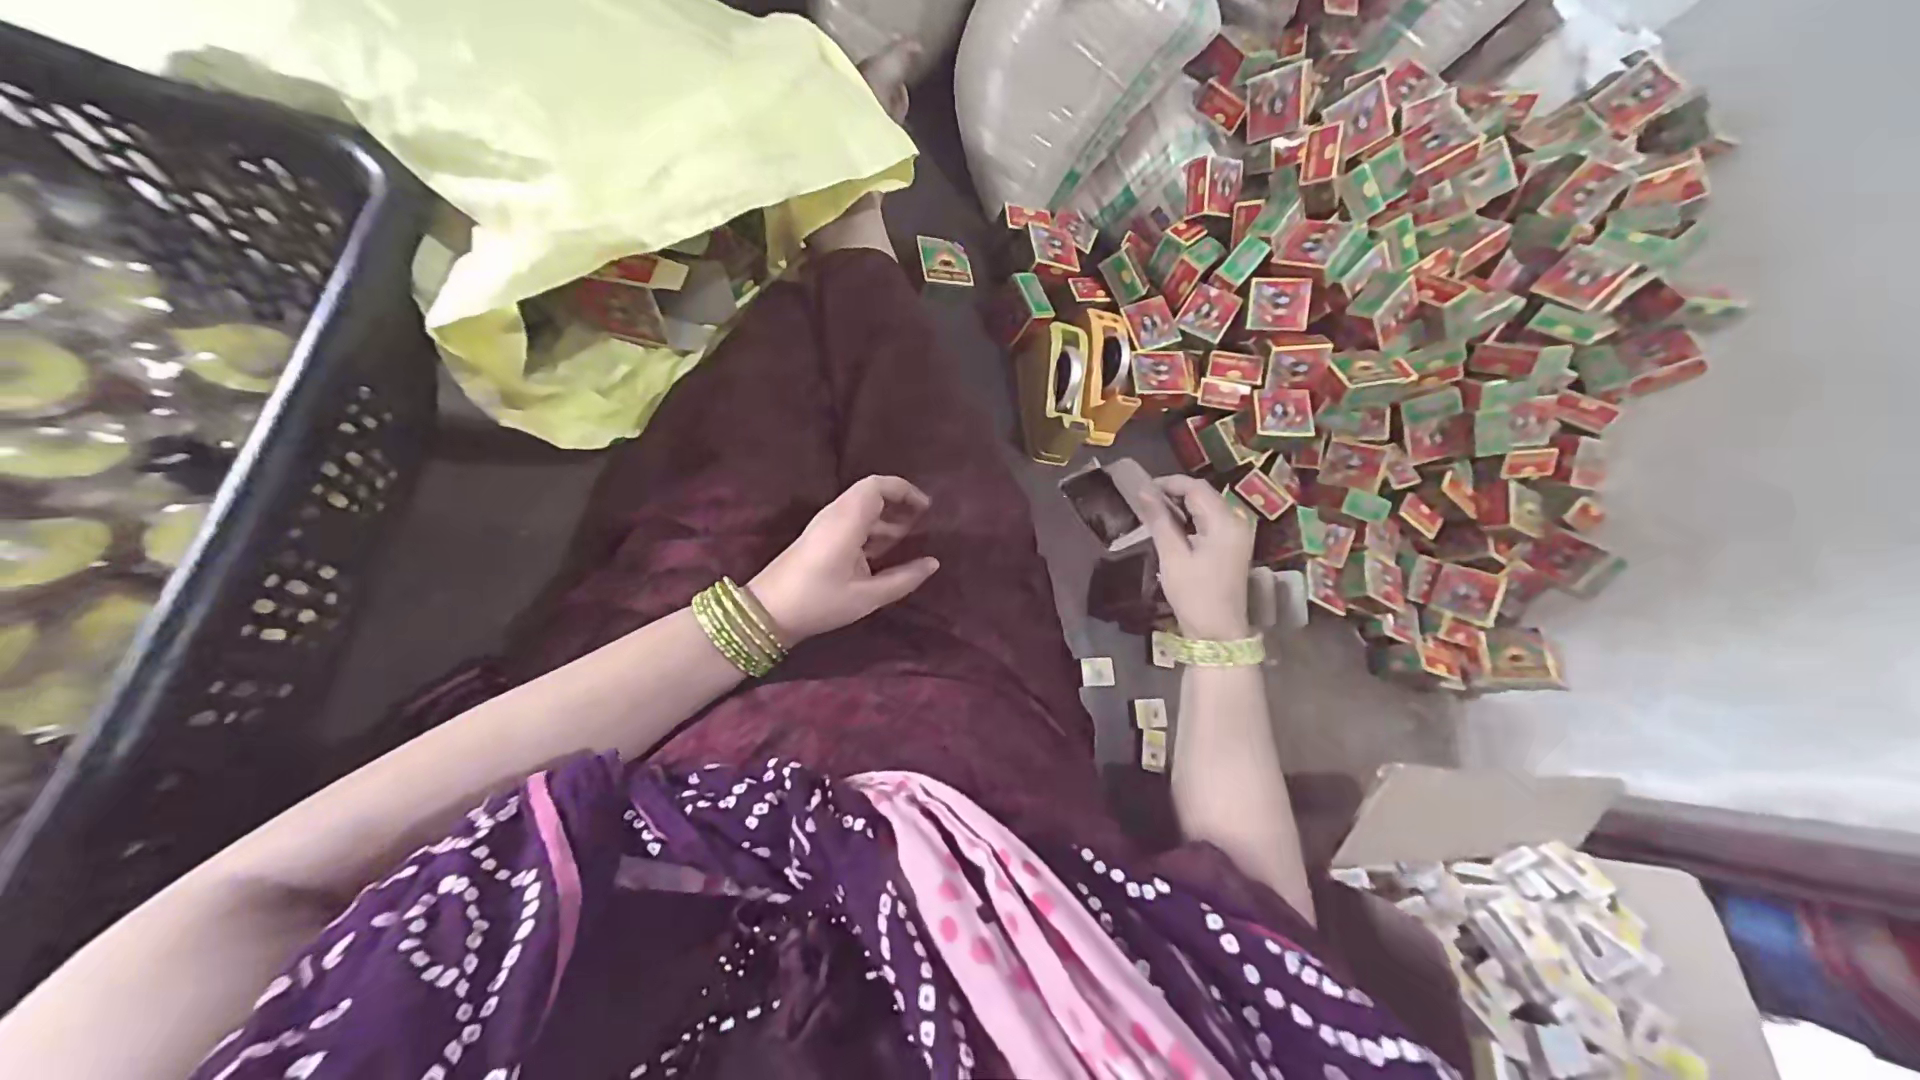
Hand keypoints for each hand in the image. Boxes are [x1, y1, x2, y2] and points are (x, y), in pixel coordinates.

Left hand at [749, 475, 939, 643]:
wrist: (767, 613)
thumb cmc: (818, 603)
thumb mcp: (867, 597)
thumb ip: (904, 579)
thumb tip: (933, 563)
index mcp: (846, 522)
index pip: (877, 486)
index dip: (904, 490)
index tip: (925, 508)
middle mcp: (835, 515)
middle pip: (870, 493)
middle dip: (899, 503)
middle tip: (921, 523)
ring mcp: (825, 525)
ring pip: (861, 507)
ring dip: (886, 517)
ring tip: (907, 540)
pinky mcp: (819, 537)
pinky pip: (851, 520)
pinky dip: (872, 528)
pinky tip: (883, 553)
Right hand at [1136, 475, 1254, 640]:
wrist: (1218, 632)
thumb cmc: (1194, 594)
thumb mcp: (1172, 556)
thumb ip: (1159, 520)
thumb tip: (1143, 491)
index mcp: (1225, 521)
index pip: (1195, 487)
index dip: (1168, 483)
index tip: (1141, 490)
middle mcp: (1237, 521)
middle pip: (1203, 494)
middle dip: (1173, 493)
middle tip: (1143, 502)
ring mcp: (1237, 534)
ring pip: (1206, 507)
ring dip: (1180, 506)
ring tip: (1152, 514)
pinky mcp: (1233, 545)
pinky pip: (1210, 521)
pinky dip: (1190, 519)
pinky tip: (1171, 528)